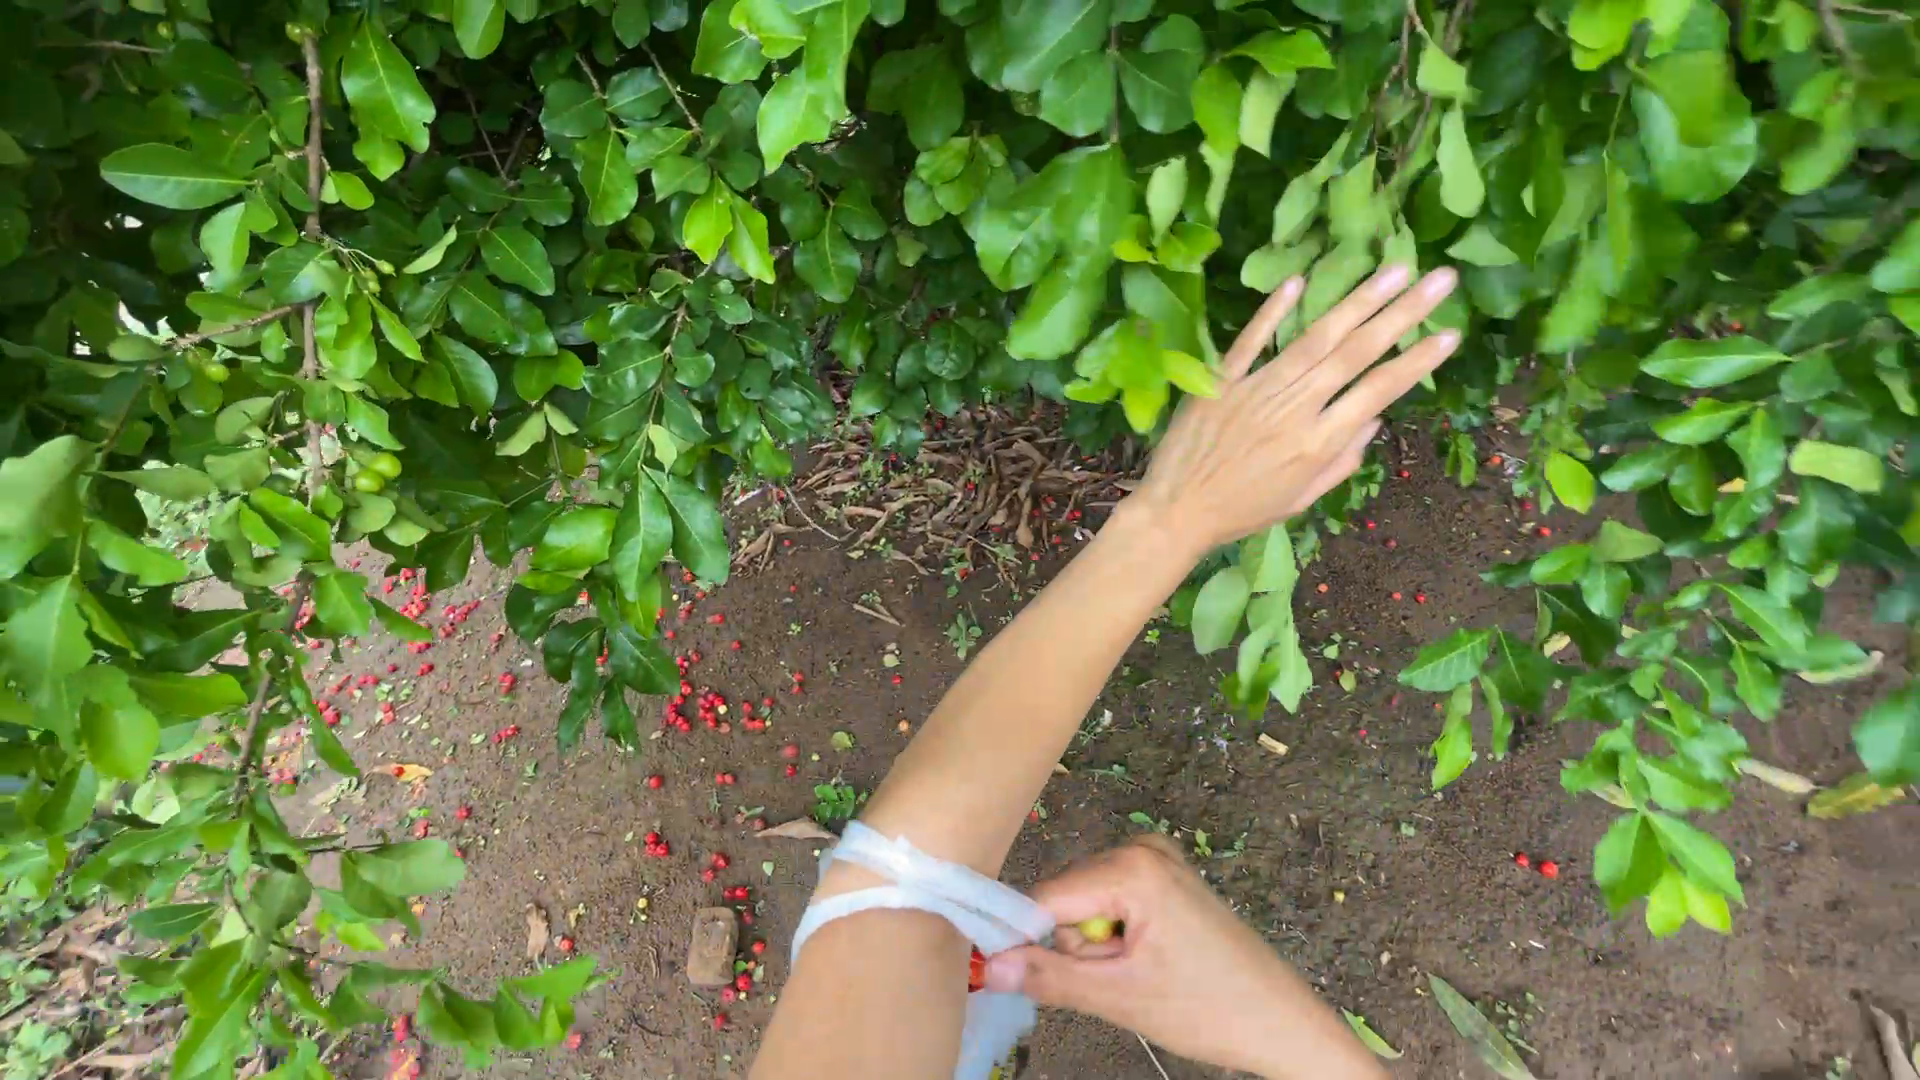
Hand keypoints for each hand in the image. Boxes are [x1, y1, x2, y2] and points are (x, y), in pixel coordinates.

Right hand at [982, 835, 1386, 1079]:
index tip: (1005, 969)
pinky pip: (1110, 893)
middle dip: (1078, 943)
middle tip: (1120, 978)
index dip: (1022, 934)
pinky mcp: (1164, 867)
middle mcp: (1139, 845)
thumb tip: (987, 968)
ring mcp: (1155, 852)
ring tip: (1141, 968)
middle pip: (1066, 896)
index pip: (1047, 896)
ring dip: (1097, 939)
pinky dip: (1115, 927)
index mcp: (1131, 867)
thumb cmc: (1207, 1010)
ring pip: (1085, 898)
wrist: (1281, 1020)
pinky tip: (1149, 951)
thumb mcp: (1120, 998)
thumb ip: (1049, 976)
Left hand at [1131, 263, 1459, 558]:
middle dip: (1401, 313)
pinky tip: (1299, 281)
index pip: (1378, 392)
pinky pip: (1250, 341)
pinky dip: (1273, 312)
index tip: (1450, 332)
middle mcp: (1292, 409)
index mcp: (1317, 443)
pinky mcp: (1220, 382)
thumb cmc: (1240, 512)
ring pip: (1312, 339)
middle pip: (1354, 353)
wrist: (1174, 511)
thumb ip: (1341, 462)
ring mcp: (1255, 390)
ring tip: (1392, 269)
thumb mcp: (1300, 500)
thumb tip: (1373, 419)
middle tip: (1439, 277)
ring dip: (1356, 302)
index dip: (1417, 361)